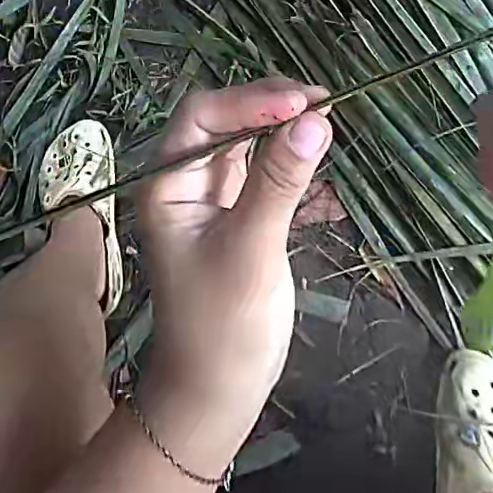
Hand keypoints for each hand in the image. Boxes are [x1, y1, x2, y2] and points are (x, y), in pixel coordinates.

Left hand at [134, 79, 332, 472]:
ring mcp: (210, 192)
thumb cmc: (221, 326)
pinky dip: (291, 157)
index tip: (302, 100)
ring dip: (283, 127)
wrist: (216, 392)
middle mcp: (184, 178)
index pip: (202, 116)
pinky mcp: (236, 208)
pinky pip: (262, 167)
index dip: (250, 100)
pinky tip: (319, 153)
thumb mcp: (252, 249)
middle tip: (322, 102)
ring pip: (245, 139)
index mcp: (167, 181)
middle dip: (270, 106)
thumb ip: (279, 182)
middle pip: (224, 120)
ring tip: (325, 117)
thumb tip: (315, 120)